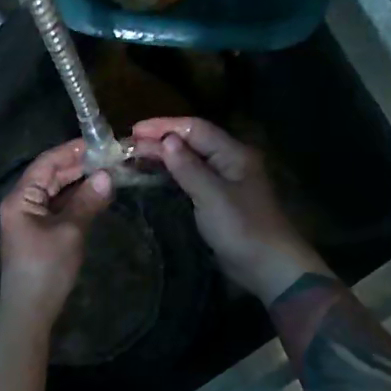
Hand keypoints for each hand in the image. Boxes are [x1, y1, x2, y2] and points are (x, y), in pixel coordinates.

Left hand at [0, 140, 113, 318]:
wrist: (29, 309)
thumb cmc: (46, 268)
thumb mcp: (70, 231)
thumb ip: (87, 201)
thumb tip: (106, 175)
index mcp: (19, 198)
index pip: (45, 163)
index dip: (72, 150)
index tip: (102, 142)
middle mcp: (19, 204)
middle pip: (49, 176)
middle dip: (79, 165)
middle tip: (112, 157)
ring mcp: (27, 220)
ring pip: (55, 192)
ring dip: (79, 182)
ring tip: (110, 172)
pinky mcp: (36, 234)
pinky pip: (56, 208)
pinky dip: (75, 200)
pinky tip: (97, 195)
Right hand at [132, 117, 330, 301]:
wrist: (265, 264)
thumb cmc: (241, 227)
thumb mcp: (212, 195)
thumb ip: (188, 168)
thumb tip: (166, 140)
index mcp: (234, 154)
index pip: (196, 129)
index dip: (164, 126)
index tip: (133, 130)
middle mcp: (229, 162)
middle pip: (192, 142)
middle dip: (160, 140)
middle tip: (126, 145)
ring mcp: (222, 182)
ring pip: (189, 159)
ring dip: (162, 156)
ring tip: (133, 157)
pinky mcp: (214, 200)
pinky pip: (188, 178)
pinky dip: (168, 173)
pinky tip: (151, 176)